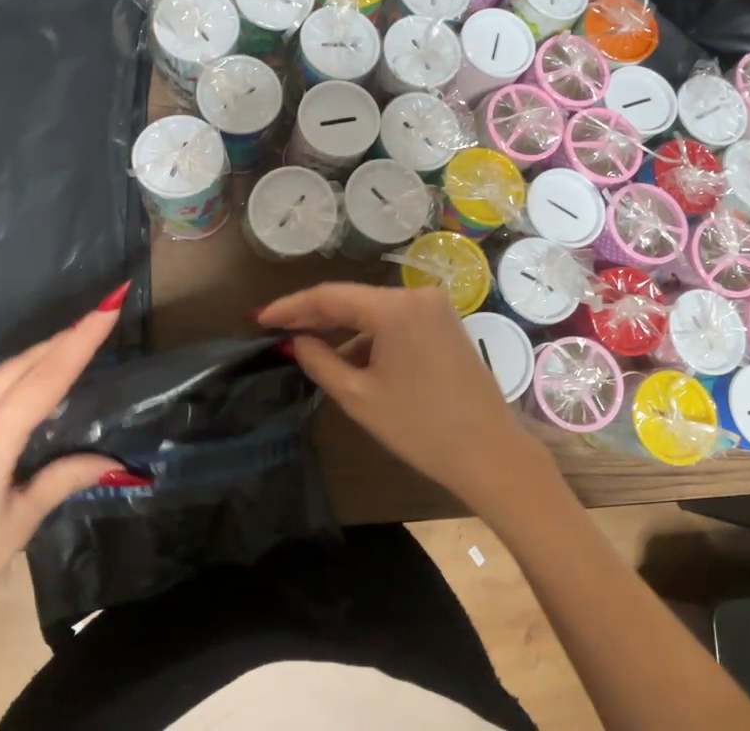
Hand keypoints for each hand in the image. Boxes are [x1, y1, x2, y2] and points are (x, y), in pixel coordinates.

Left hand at [0, 285, 131, 723]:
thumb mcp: (16, 528)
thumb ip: (60, 481)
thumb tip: (111, 461)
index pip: (45, 378)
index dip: (80, 340)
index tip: (107, 306)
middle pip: (14, 369)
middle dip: (55, 344)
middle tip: (91, 325)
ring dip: (21, 366)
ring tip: (54, 360)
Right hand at [259, 283, 550, 511]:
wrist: (489, 453)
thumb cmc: (420, 428)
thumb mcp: (358, 397)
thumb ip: (319, 361)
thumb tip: (296, 341)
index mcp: (394, 308)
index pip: (329, 296)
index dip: (290, 307)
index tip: (260, 319)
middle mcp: (417, 295)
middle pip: (353, 299)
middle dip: (314, 316)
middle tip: (275, 329)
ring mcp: (436, 308)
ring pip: (375, 311)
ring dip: (342, 328)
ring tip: (307, 347)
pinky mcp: (447, 324)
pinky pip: (397, 321)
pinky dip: (370, 336)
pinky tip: (350, 357)